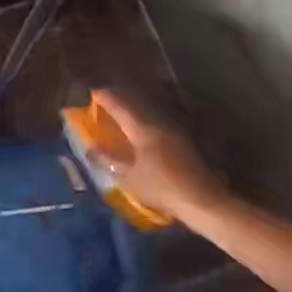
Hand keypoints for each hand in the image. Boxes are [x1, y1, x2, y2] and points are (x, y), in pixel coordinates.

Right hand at [87, 88, 230, 220]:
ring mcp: (174, 130)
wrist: (204, 201)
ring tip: (115, 118)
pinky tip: (138, 135)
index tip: (87, 91)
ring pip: (146, 113)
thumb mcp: (129, 177)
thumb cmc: (162, 188)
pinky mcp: (183, 140)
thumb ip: (108, 160)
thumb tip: (89, 148)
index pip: (117, 103)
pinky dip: (141, 124)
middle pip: (133, 103)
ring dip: (129, 113)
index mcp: (143, 127)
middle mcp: (159, 122)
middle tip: (98, 104)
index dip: (101, 95)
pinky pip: (156, 123)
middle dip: (115, 101)